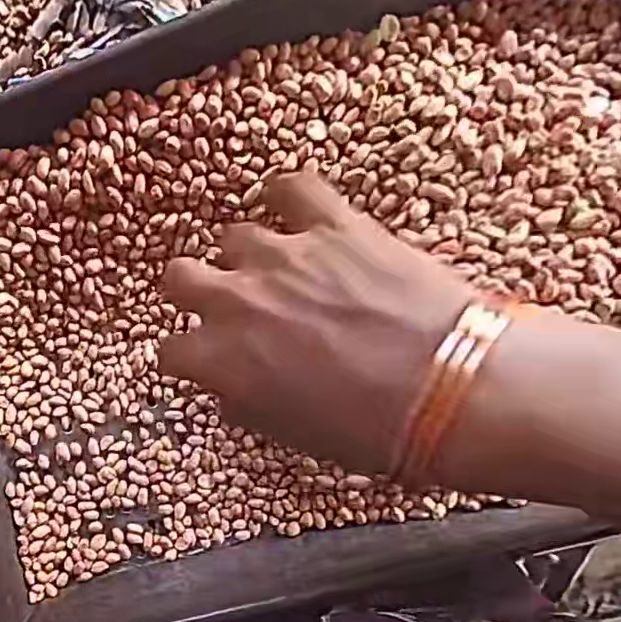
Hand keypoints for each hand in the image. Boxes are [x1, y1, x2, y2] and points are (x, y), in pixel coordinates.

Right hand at [158, 172, 620, 527]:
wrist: (450, 392)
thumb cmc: (366, 430)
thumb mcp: (287, 432)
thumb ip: (242, 400)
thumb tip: (227, 386)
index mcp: (220, 359)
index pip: (170, 351)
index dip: (181, 357)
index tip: (196, 361)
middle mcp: (236, 301)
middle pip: (179, 277)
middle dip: (192, 292)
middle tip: (221, 304)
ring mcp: (282, 256)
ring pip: (232, 237)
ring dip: (243, 256)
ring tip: (270, 266)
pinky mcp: (333, 225)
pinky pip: (292, 189)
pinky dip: (285, 197)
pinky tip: (289, 207)